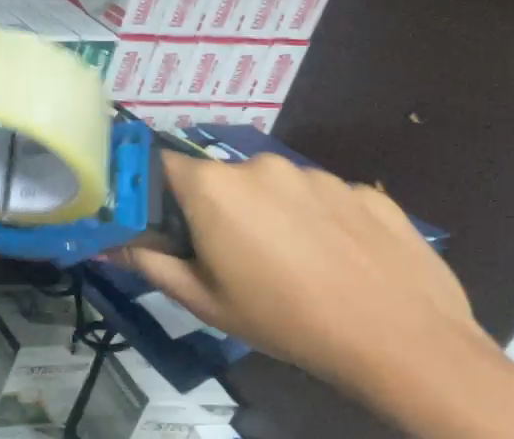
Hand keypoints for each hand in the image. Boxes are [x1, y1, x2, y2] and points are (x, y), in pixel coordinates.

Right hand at [113, 152, 480, 388]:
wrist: (411, 349)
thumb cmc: (288, 321)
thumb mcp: (205, 301)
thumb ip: (148, 263)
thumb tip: (102, 245)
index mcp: (212, 186)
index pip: (161, 165)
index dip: (161, 193)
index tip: (171, 225)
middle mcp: (259, 166)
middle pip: (222, 177)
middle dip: (223, 208)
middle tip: (236, 254)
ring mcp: (318, 176)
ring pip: (277, 187)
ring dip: (276, 213)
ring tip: (297, 261)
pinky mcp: (369, 193)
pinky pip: (329, 198)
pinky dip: (325, 221)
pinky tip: (341, 260)